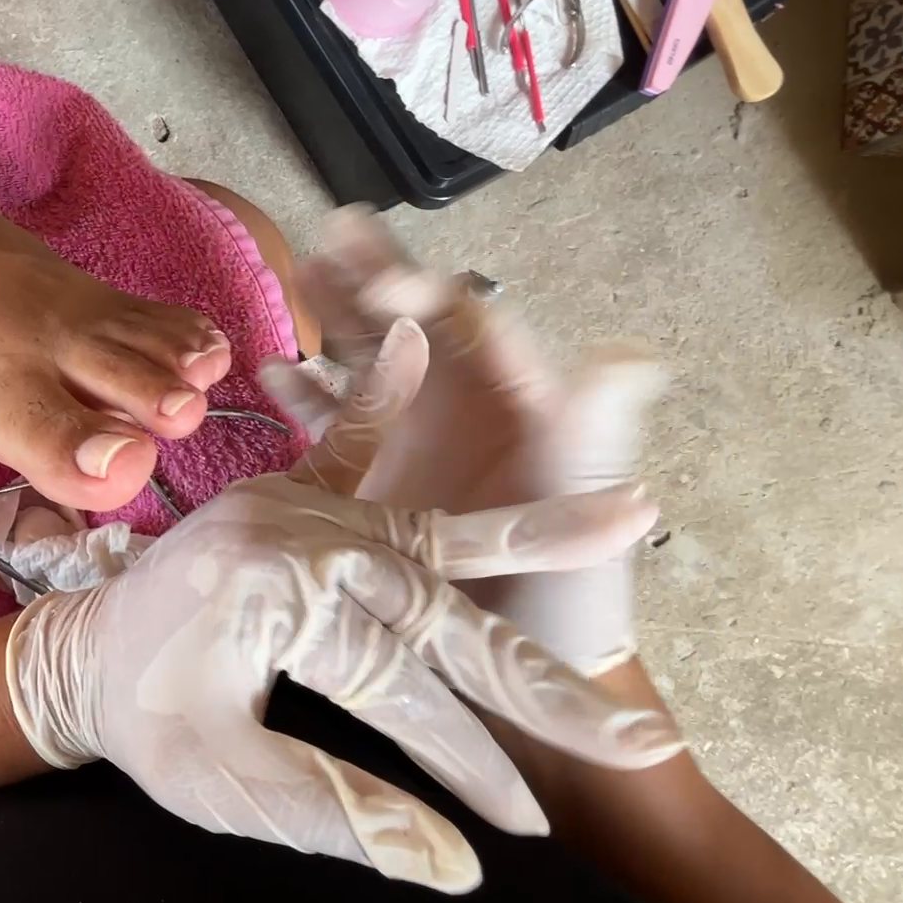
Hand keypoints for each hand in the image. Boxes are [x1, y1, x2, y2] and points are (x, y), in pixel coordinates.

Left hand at [6, 334, 682, 892]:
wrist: (80, 657)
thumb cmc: (140, 721)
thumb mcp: (224, 781)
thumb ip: (334, 811)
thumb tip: (452, 865)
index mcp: (273, 599)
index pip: (402, 693)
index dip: (467, 764)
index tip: (522, 824)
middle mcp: (289, 536)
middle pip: (432, 613)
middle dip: (527, 682)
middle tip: (631, 732)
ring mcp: (285, 508)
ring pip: (420, 531)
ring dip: (519, 535)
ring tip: (625, 512)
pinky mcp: (275, 497)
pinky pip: (336, 448)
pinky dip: (374, 402)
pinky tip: (410, 347)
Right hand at [267, 207, 661, 674]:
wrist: (514, 671)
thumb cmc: (564, 596)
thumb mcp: (585, 518)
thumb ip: (595, 435)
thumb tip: (626, 356)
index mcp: (512, 401)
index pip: (469, 325)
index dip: (423, 296)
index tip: (378, 288)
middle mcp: (456, 406)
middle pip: (410, 324)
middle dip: (372, 276)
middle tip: (335, 231)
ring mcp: (406, 437)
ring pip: (365, 359)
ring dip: (332, 317)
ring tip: (303, 275)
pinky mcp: (366, 471)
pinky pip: (331, 419)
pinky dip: (303, 392)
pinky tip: (276, 369)